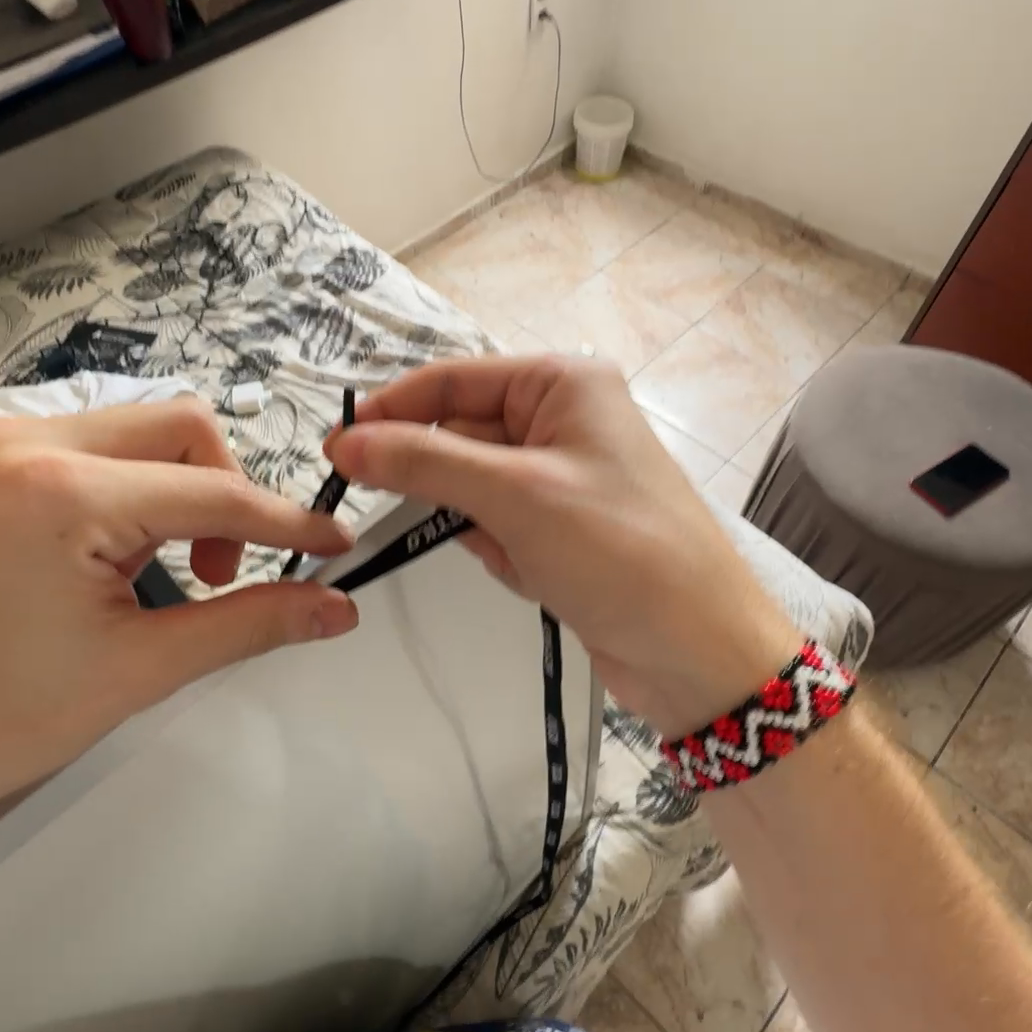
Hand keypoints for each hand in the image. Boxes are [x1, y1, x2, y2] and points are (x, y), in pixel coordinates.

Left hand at [0, 400, 359, 842]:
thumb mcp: (142, 669)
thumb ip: (252, 621)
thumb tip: (337, 607)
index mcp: (59, 494)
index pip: (214, 491)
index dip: (287, 520)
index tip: (334, 543)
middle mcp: (19, 441)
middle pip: (181, 428)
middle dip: (227, 494)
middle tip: (220, 571)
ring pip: (136, 430)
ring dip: (177, 490)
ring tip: (163, 569)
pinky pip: (87, 443)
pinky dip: (128, 486)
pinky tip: (113, 548)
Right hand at [327, 357, 799, 735]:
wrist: (696, 651)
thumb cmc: (618, 551)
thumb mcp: (516, 494)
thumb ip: (426, 462)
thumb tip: (347, 441)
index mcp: (562, 384)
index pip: (453, 380)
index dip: (391, 410)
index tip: (334, 448)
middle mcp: (563, 421)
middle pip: (462, 434)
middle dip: (439, 480)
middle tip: (392, 511)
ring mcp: (562, 478)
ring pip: (475, 487)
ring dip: (474, 523)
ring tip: (508, 551)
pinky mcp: (560, 529)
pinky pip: (499, 525)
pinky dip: (500, 551)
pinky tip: (533, 573)